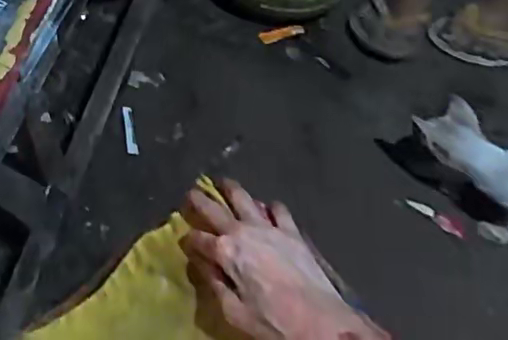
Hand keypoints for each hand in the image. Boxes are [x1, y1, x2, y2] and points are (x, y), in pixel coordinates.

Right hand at [180, 179, 388, 339]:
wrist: (323, 326)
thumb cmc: (274, 325)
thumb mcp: (235, 315)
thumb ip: (215, 286)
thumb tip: (200, 265)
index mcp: (225, 252)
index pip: (197, 239)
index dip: (188, 240)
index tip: (184, 242)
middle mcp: (241, 230)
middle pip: (212, 207)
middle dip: (197, 198)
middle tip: (190, 193)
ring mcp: (267, 226)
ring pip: (242, 196)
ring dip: (229, 188)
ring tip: (222, 183)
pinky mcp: (291, 230)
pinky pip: (276, 208)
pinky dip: (268, 207)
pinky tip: (267, 210)